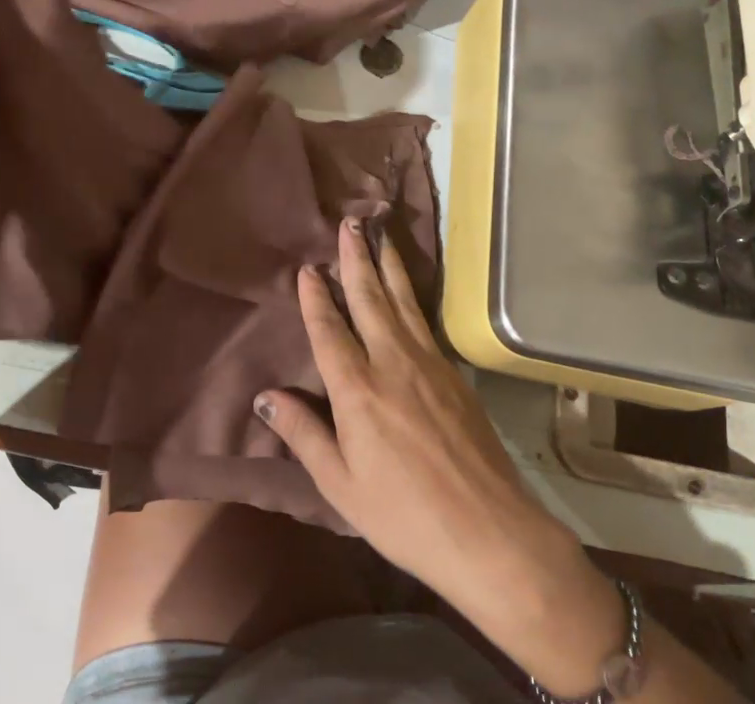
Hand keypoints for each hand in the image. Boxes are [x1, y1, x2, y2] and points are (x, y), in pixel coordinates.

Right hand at [255, 219, 591, 622]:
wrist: (489, 532)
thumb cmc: (402, 515)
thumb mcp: (340, 483)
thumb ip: (304, 433)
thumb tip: (265, 397)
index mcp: (358, 390)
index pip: (330, 330)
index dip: (317, 298)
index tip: (309, 268)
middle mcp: (394, 364)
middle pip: (371, 300)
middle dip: (357, 260)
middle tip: (349, 223)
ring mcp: (431, 366)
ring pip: (404, 304)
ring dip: (389, 267)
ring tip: (380, 236)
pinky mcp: (457, 378)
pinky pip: (426, 324)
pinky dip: (412, 298)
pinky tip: (409, 293)